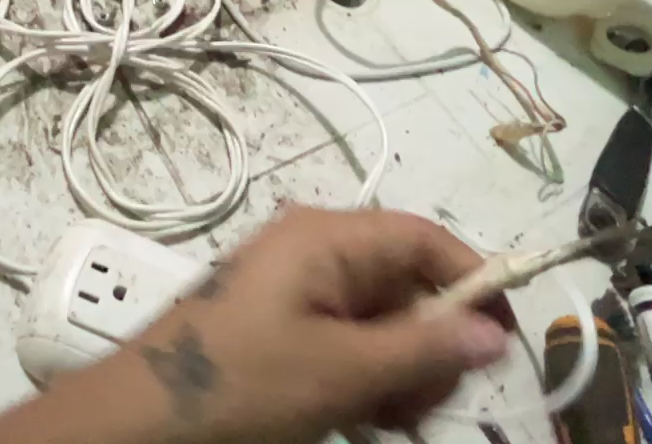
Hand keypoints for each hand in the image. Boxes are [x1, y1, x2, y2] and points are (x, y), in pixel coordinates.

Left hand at [0, 207, 511, 443]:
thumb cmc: (244, 380)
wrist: (145, 415)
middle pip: (404, 277)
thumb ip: (421, 348)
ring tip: (390, 415)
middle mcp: (315, 245)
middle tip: (429, 402)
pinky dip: (369, 370)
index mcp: (326, 236)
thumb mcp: (340, 370)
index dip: (471, 278)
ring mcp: (298, 282)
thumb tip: (493, 331)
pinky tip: (365, 412)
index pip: (420, 236)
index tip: (506, 337)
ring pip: (381, 313)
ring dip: (401, 364)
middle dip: (431, 338)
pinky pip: (349, 332)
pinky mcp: (286, 315)